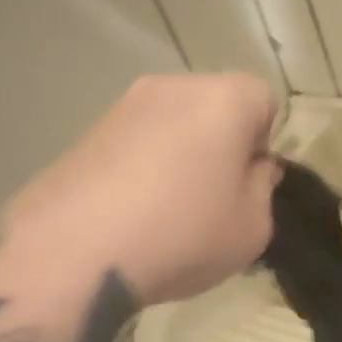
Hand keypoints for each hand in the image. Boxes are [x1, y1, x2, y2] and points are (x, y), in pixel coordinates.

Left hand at [0, 73, 281, 307]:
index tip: (253, 179)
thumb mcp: (253, 228)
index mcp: (222, 101)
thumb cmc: (185, 235)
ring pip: (174, 124)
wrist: (75, 252)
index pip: (263, 97)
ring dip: (184, 156)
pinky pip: (138, 143)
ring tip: (176, 209)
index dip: (266, 138)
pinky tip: (140, 212)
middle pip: (215, 106)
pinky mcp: (88, 132)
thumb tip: (253, 169)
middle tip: (221, 198)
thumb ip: (262, 190)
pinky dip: (147, 167)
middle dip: (224, 142)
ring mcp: (123, 106)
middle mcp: (171, 88)